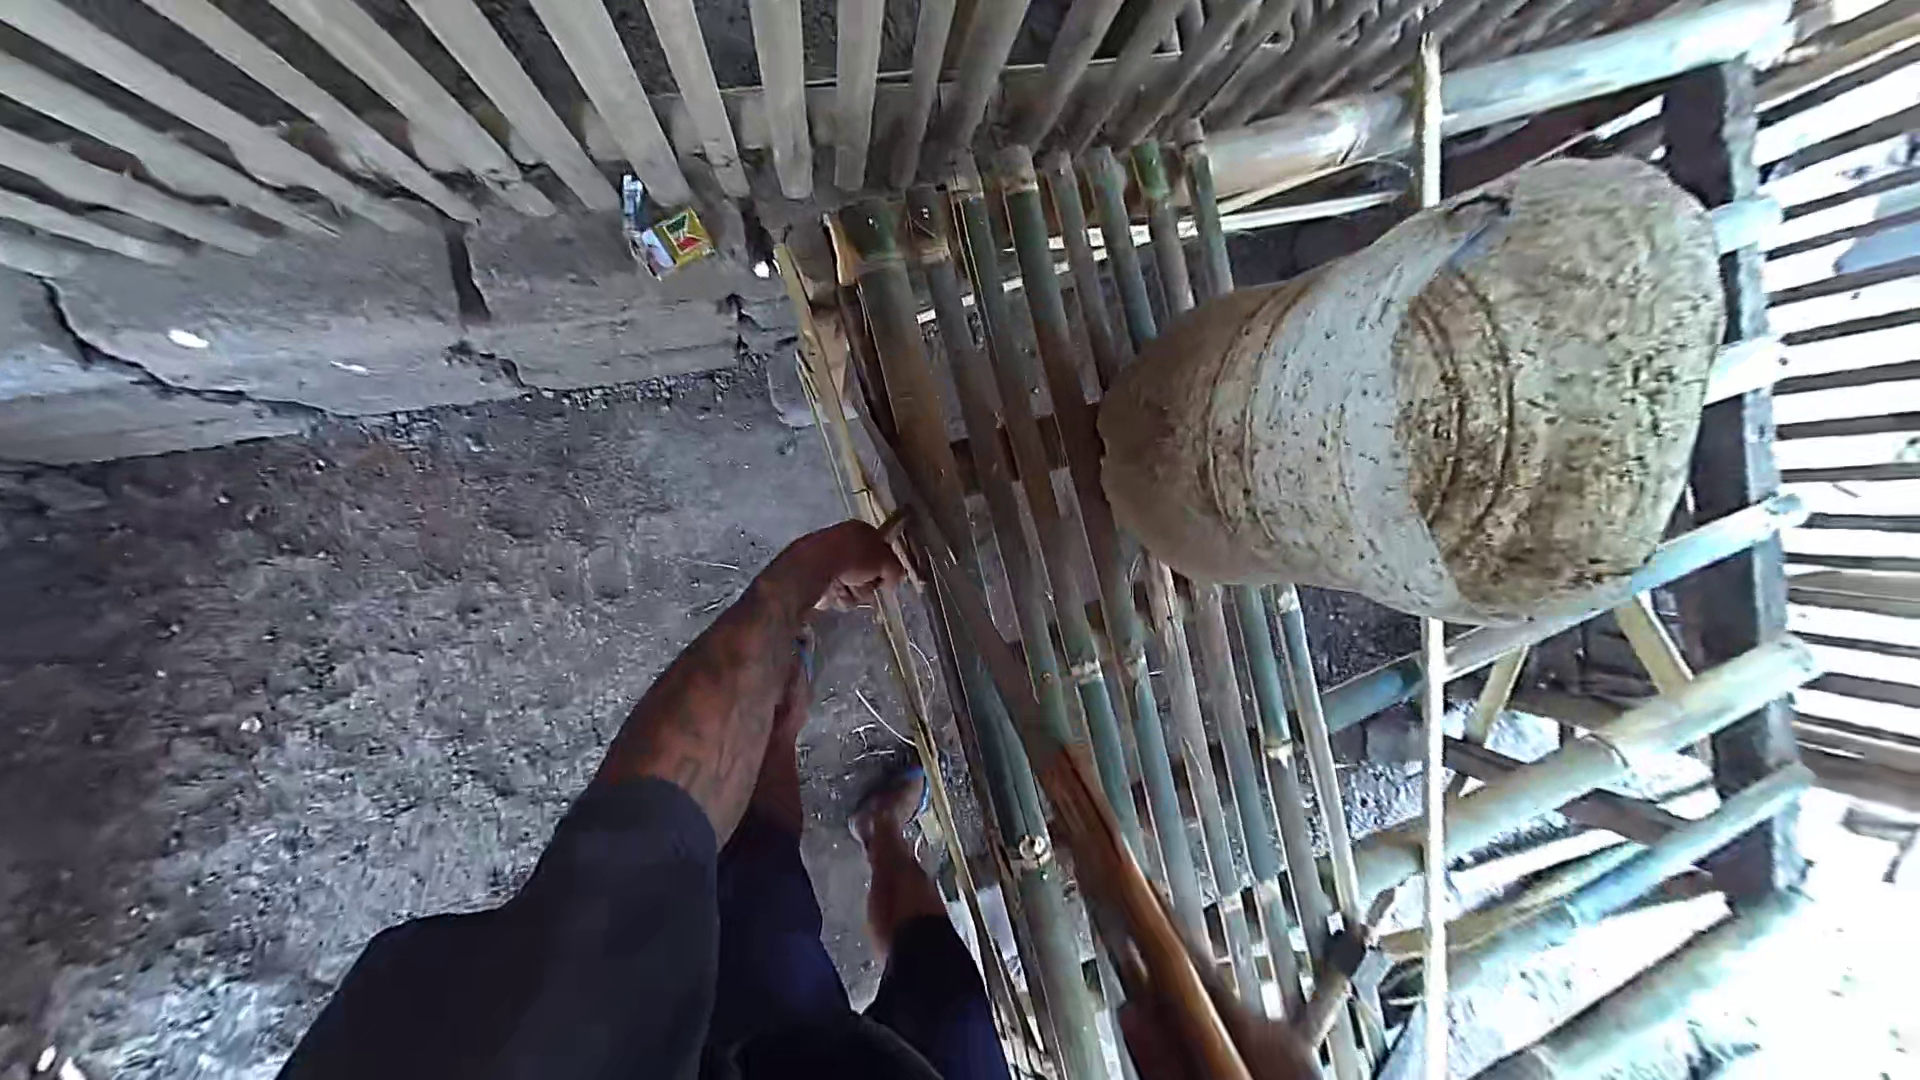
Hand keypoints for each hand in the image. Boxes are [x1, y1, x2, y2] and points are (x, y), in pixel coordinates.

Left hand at [779, 520, 908, 611]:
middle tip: (865, 588)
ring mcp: (825, 556)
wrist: (815, 565)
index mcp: (860, 529)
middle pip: (864, 570)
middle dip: (867, 584)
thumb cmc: (854, 558)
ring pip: (849, 583)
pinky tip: (833, 595)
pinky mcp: (812, 574)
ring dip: (852, 593)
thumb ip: (895, 570)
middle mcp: (842, 539)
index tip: (885, 581)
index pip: (880, 550)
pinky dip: (836, 596)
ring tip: (847, 592)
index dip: (884, 568)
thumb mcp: (886, 562)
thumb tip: (895, 579)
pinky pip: (832, 590)